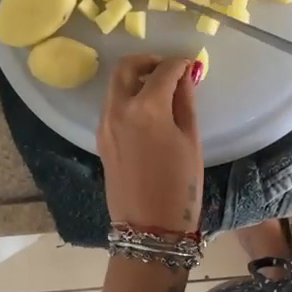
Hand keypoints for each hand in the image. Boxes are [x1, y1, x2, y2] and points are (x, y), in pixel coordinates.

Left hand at [97, 54, 203, 231]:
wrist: (149, 230)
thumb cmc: (179, 186)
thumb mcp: (190, 139)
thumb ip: (185, 101)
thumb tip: (185, 76)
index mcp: (146, 107)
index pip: (163, 70)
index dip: (179, 64)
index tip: (190, 66)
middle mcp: (119, 108)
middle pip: (127, 66)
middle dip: (148, 61)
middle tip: (168, 69)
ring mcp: (105, 123)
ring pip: (115, 83)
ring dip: (136, 76)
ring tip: (159, 88)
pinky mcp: (101, 137)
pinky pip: (112, 103)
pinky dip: (127, 95)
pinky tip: (147, 109)